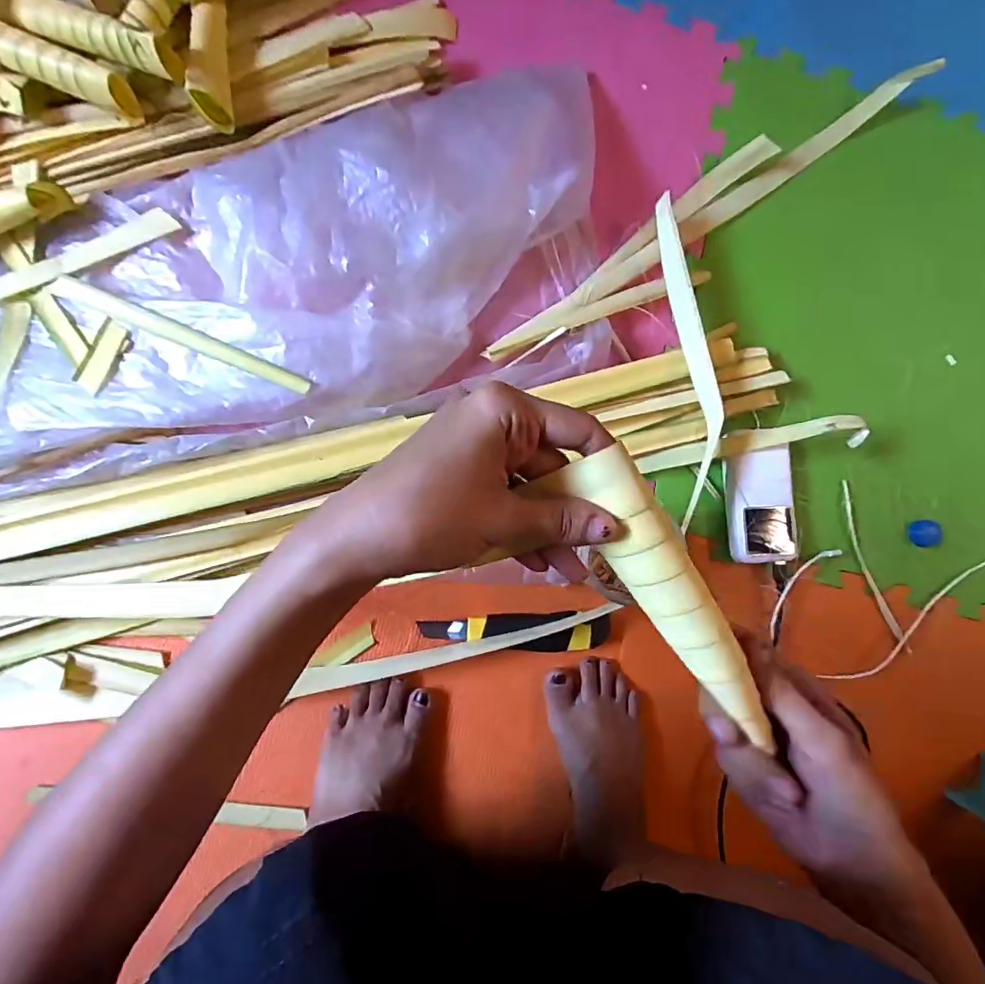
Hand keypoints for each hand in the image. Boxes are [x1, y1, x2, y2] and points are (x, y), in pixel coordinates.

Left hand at [295, 383, 621, 584]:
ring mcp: (474, 445)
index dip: (608, 468)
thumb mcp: (504, 522)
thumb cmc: (433, 516)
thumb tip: (616, 527)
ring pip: (528, 487)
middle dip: (574, 513)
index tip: (630, 504)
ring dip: (549, 528)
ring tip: (571, 573)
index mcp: (505, 410)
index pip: (579, 430)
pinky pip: (503, 494)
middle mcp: (492, 418)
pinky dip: (520, 525)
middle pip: (553, 462)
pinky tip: (537, 563)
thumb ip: (563, 522)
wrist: (355, 539)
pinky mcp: (460, 471)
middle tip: (601, 552)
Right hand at [707, 631, 922, 888]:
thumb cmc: (851, 791)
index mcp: (795, 690)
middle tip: (738, 740)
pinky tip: (780, 800)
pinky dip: (750, 783)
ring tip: (788, 791)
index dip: (728, 650)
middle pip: (724, 692)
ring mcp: (754, 739)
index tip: (708, 657)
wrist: (852, 860)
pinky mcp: (743, 769)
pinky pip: (727, 762)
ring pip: (723, 731)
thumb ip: (781, 693)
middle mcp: (768, 707)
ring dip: (753, 765)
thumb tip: (747, 641)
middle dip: (733, 722)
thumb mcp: (821, 738)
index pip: (752, 655)